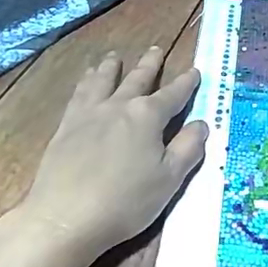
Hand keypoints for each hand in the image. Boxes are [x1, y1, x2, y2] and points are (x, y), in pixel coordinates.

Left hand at [14, 46, 208, 259]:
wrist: (66, 216)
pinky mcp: (66, 125)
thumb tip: (202, 124)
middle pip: (138, 79)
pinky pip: (79, 93)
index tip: (195, 71)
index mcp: (148, 117)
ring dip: (112, 67)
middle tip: (156, 49)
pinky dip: (86, 81)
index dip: (186, 83)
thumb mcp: (169, 180)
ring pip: (104, 80)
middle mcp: (119, 106)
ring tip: (115, 56)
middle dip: (150, 64)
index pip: (173, 95)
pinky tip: (86, 79)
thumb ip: (187, 149)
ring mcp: (89, 113)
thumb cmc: (125, 202)